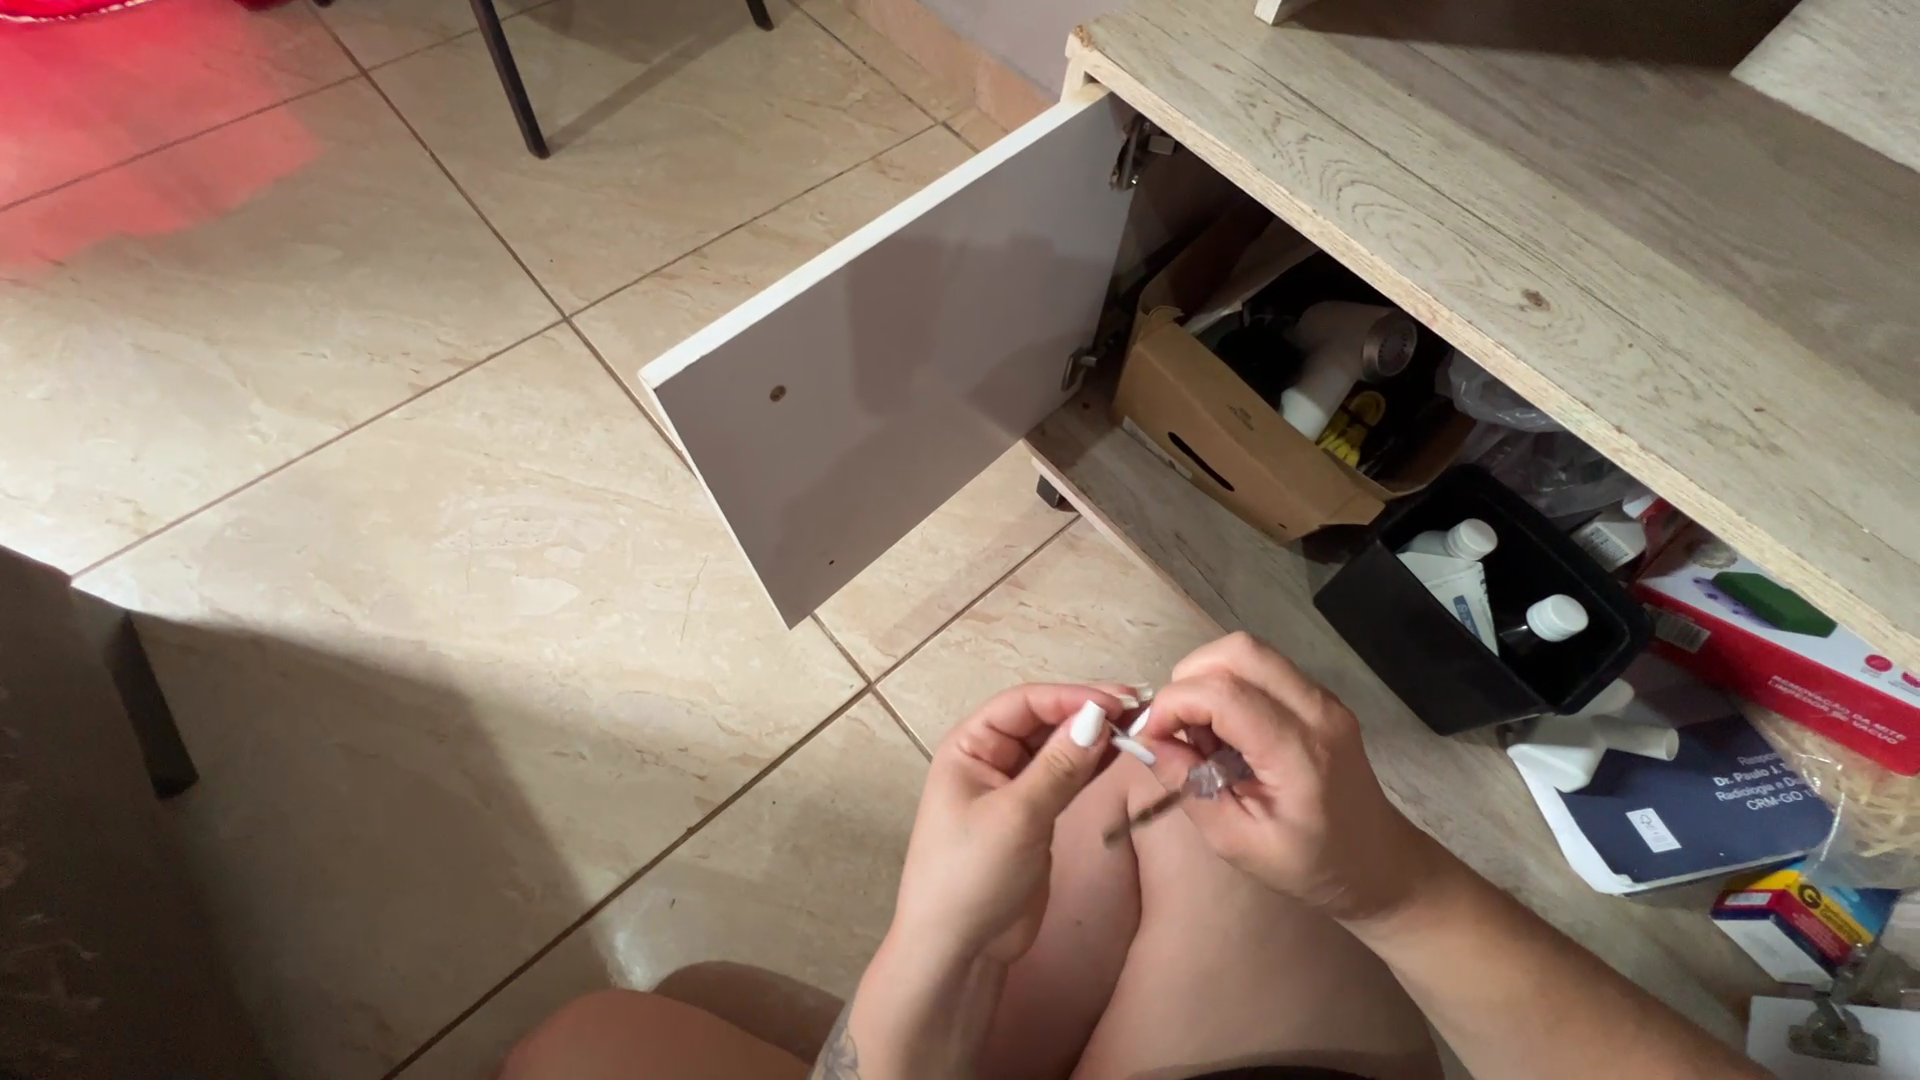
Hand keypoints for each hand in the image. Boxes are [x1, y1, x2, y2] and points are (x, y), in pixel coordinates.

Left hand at [890, 684, 1130, 964]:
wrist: (960, 948)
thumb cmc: (969, 877)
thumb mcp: (1016, 817)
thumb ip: (1058, 767)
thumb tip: (1097, 719)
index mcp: (969, 746)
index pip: (1024, 703)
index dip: (1070, 697)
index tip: (1115, 700)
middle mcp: (990, 757)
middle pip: (1043, 720)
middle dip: (1086, 712)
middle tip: (1136, 707)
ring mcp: (1014, 785)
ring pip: (1059, 747)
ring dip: (1095, 736)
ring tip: (1138, 725)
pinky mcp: (1036, 812)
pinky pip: (1068, 776)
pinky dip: (1094, 764)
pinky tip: (1122, 752)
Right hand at [1135, 633, 1441, 922]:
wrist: (1382, 865)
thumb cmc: (1311, 865)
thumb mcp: (1237, 843)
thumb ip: (1189, 787)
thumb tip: (1147, 741)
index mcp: (1300, 754)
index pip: (1223, 694)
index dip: (1173, 704)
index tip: (1153, 736)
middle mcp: (1316, 711)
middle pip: (1236, 652)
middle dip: (1188, 679)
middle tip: (1178, 726)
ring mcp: (1322, 697)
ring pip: (1245, 650)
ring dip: (1207, 679)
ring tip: (1204, 730)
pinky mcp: (1317, 695)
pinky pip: (1259, 666)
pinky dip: (1226, 684)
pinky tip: (1227, 730)